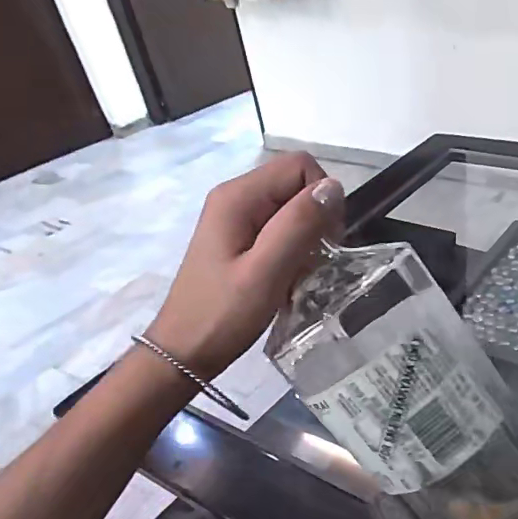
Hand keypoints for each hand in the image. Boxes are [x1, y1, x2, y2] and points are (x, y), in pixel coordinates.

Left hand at [145, 152, 342, 378]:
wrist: (184, 352)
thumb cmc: (223, 315)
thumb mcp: (265, 272)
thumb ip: (299, 225)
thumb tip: (333, 187)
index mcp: (238, 197)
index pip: (300, 166)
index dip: (322, 199)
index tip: (324, 243)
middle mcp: (234, 198)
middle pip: (295, 187)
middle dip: (314, 222)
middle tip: (310, 266)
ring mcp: (234, 220)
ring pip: (290, 212)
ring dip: (304, 242)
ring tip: (295, 278)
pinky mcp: (236, 242)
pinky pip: (277, 233)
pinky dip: (290, 254)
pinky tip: (284, 281)